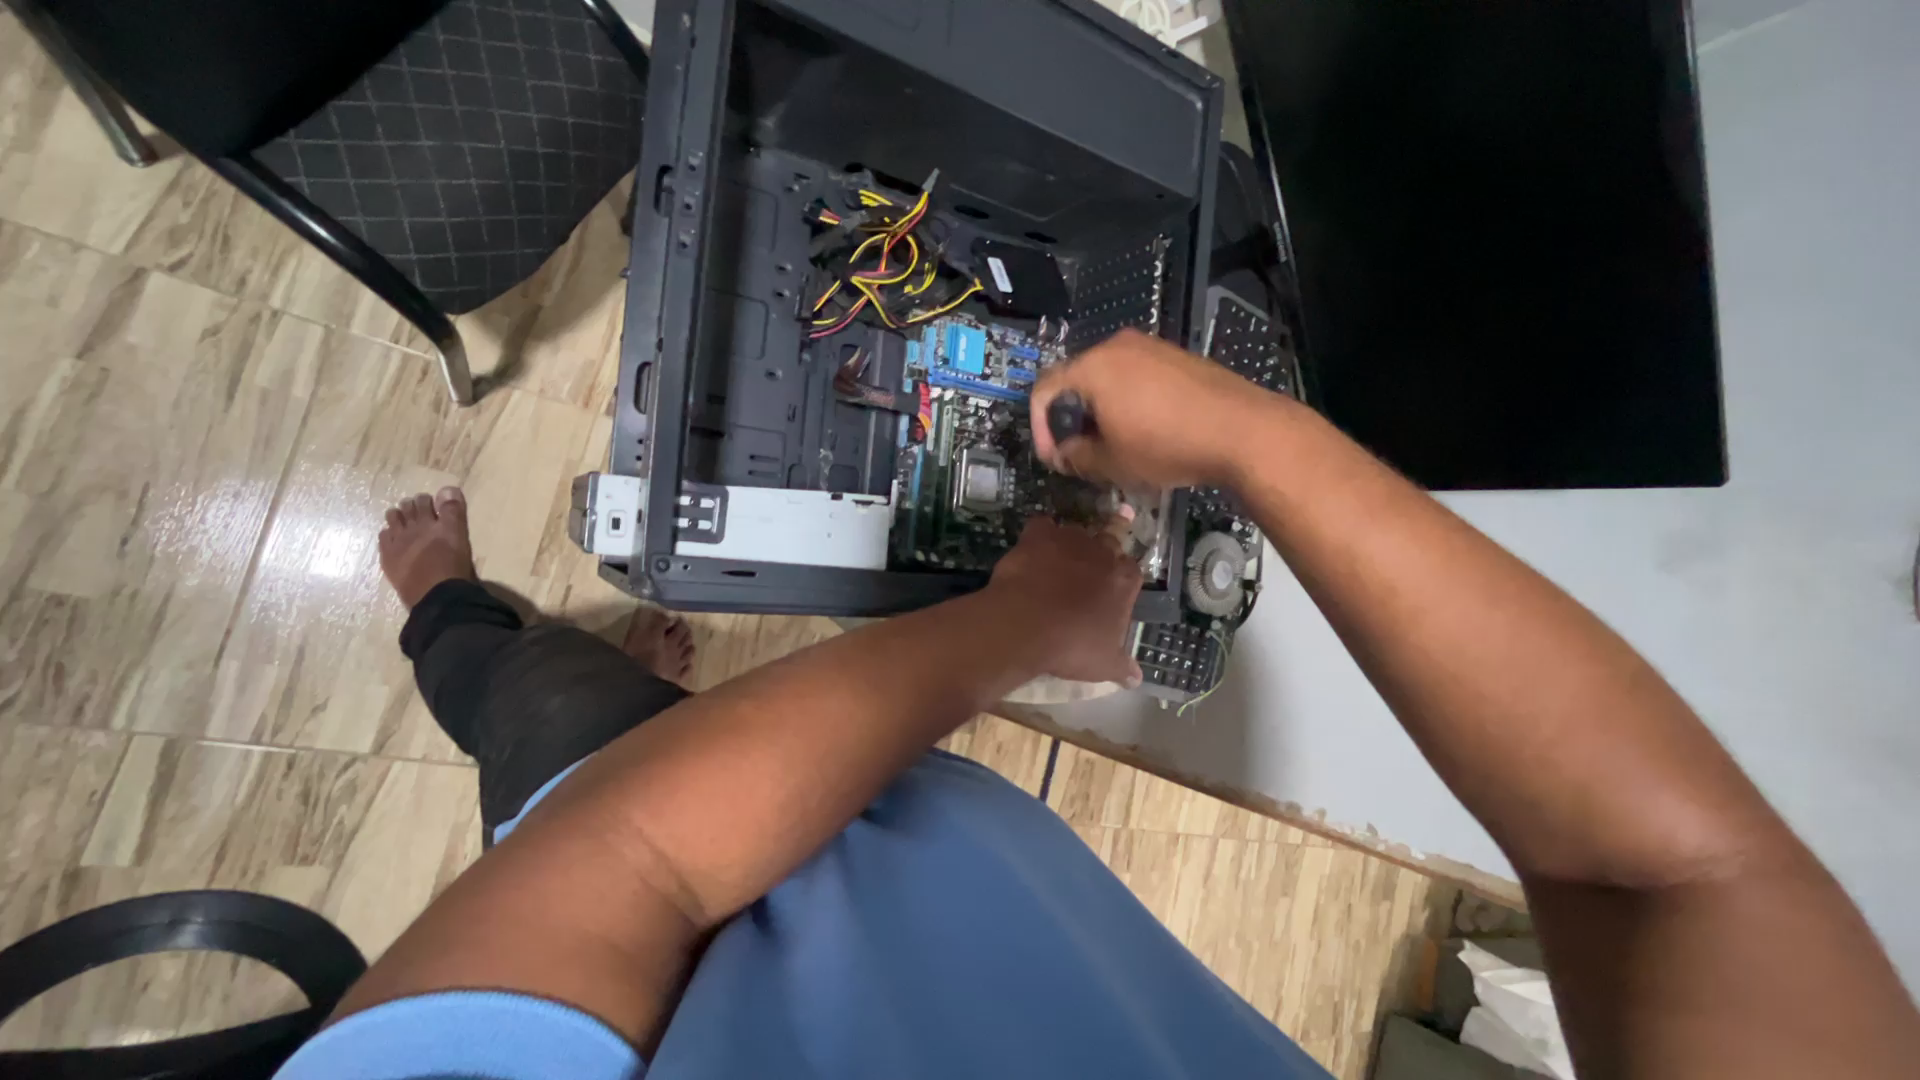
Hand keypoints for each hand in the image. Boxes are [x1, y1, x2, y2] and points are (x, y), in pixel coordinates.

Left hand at [986, 516, 1143, 686]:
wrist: (1027, 625)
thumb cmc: (1073, 646)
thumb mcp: (1103, 664)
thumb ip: (1122, 666)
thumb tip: (1137, 679)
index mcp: (1123, 580)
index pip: (1132, 570)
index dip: (1122, 576)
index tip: (1113, 587)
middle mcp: (1101, 552)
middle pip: (1109, 540)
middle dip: (1103, 549)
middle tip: (1092, 563)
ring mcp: (1068, 541)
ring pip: (1076, 531)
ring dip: (1071, 543)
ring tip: (1061, 557)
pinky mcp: (1037, 537)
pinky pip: (1042, 526)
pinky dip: (1040, 533)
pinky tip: (1035, 544)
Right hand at [1029, 328, 1280, 490]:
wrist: (1243, 430)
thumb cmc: (1167, 446)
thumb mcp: (1111, 462)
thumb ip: (1075, 455)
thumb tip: (1065, 451)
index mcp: (1092, 367)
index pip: (1044, 389)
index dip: (1040, 427)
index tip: (1054, 458)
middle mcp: (1117, 346)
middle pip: (1075, 379)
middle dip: (1071, 418)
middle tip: (1079, 453)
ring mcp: (1151, 347)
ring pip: (1107, 377)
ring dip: (1099, 410)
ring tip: (1112, 444)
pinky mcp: (1177, 356)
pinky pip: (1136, 376)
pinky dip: (1126, 400)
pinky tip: (1144, 429)